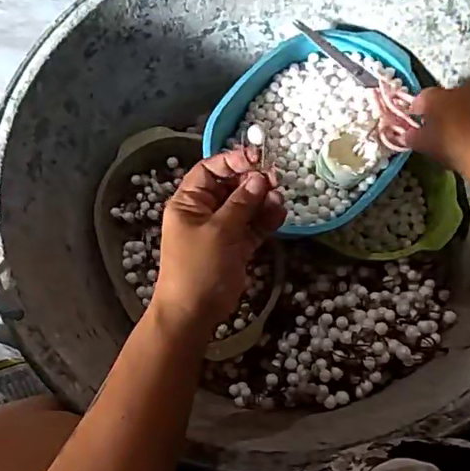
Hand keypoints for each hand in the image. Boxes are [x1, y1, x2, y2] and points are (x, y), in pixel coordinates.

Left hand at [150, 146, 285, 335]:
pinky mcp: (236, 246)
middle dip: (253, 181)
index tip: (258, 158)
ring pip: (246, 206)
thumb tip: (259, 179)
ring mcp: (222, 229)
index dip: (232, 161)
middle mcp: (205, 211)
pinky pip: (253, 226)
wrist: (193, 312)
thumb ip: (240, 203)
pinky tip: (280, 213)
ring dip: (263, 200)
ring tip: (279, 199)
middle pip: (231, 186)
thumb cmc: (198, 267)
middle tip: (276, 179)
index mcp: (189, 202)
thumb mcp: (218, 231)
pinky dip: (266, 219)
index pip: (210, 170)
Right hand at [408, 84, 469, 170]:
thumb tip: (407, 134)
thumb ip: (413, 136)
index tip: (415, 121)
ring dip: (463, 114)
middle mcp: (460, 88)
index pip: (421, 98)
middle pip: (446, 98)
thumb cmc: (451, 145)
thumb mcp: (425, 144)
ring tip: (460, 134)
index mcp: (436, 96)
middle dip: (442, 110)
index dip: (416, 110)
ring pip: (467, 104)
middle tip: (438, 128)